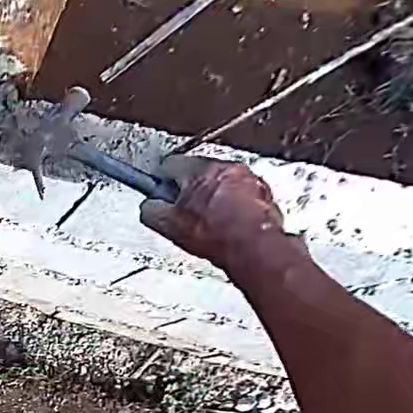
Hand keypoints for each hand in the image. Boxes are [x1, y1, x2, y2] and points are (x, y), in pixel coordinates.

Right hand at [140, 157, 306, 283]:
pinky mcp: (264, 194)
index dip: (160, 180)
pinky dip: (232, 208)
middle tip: (184, 215)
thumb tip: (148, 207)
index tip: (158, 190)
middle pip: (198, 174)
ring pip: (221, 185)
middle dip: (189, 191)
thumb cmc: (217, 235)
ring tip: (207, 224)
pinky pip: (240, 196)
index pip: (170, 164)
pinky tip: (226, 227)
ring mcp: (249, 179)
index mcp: (200, 170)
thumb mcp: (169, 225)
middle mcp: (227, 168)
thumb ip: (151, 210)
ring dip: (212, 199)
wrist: (253, 248)